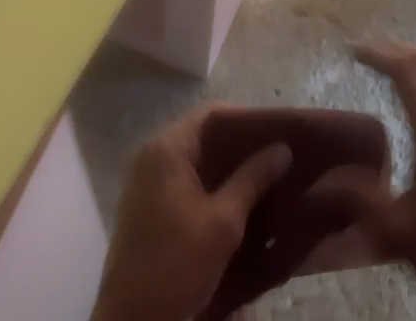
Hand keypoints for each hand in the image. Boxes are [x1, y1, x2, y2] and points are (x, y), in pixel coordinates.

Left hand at [92, 104, 292, 320]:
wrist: (134, 320)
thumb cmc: (177, 264)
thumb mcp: (223, 222)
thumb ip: (253, 179)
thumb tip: (282, 149)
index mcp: (165, 150)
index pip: (211, 115)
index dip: (247, 119)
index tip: (279, 130)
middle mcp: (151, 156)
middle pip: (203, 134)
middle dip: (241, 143)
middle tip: (279, 152)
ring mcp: (146, 181)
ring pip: (196, 159)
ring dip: (229, 165)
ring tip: (268, 172)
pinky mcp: (149, 205)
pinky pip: (186, 179)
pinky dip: (214, 183)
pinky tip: (243, 196)